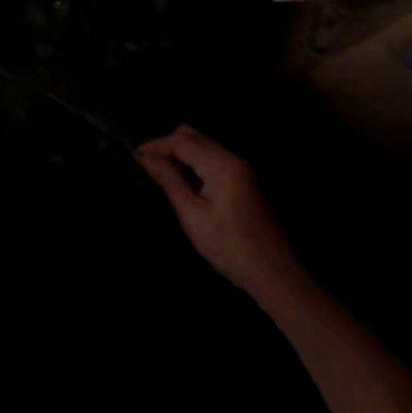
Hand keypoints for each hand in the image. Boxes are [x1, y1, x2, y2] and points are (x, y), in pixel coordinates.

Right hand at [139, 126, 311, 303]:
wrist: (276, 275)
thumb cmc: (230, 247)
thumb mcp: (192, 215)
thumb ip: (169, 180)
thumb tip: (145, 157)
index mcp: (222, 165)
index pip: (182, 141)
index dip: (156, 145)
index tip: (134, 157)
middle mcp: (234, 159)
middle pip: (194, 137)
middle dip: (168, 145)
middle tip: (147, 165)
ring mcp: (242, 170)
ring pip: (204, 147)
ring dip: (181, 154)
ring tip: (161, 174)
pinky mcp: (245, 181)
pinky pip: (213, 159)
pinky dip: (194, 163)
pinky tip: (183, 182)